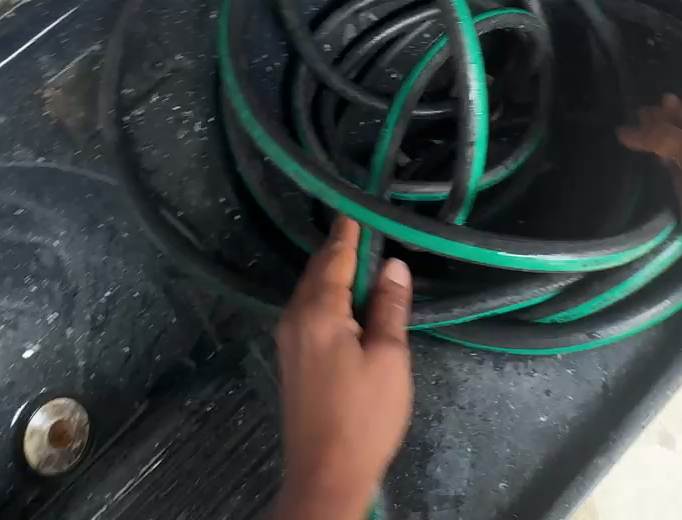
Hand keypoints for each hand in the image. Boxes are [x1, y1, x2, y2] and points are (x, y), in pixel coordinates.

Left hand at [272, 216, 412, 519]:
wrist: (325, 477)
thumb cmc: (364, 417)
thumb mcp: (389, 358)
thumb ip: (389, 306)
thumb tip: (393, 264)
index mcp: (319, 312)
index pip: (335, 256)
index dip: (349, 230)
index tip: (357, 204)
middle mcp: (295, 317)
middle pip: (318, 269)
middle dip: (340, 248)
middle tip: (366, 228)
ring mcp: (288, 339)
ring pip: (310, 289)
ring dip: (333, 271)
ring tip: (362, 258)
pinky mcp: (290, 358)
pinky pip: (307, 308)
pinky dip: (326, 293)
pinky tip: (345, 299)